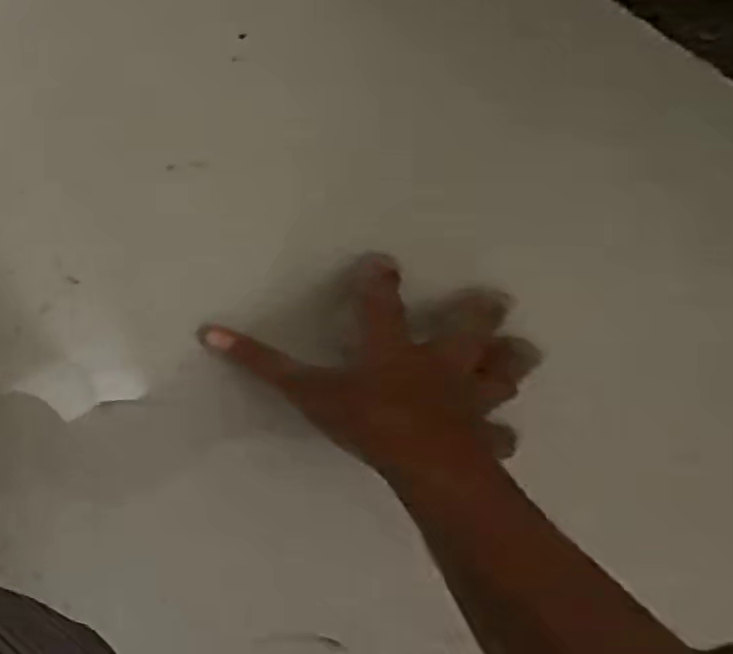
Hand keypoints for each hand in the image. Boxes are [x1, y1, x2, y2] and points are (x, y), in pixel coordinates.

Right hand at [199, 253, 539, 484]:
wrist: (431, 471)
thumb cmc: (367, 419)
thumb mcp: (303, 388)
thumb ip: (259, 360)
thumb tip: (207, 331)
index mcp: (390, 349)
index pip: (381, 306)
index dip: (380, 282)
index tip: (386, 261)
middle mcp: (436, 367)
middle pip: (464, 335)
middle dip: (478, 315)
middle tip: (495, 297)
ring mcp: (468, 404)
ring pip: (496, 377)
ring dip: (508, 363)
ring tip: (525, 348)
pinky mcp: (486, 441)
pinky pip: (499, 435)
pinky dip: (502, 432)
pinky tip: (506, 432)